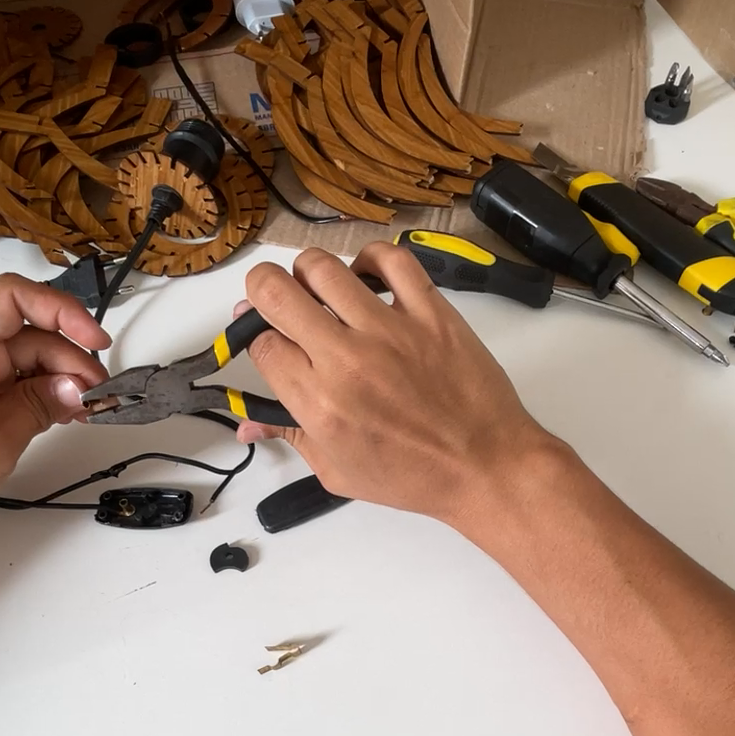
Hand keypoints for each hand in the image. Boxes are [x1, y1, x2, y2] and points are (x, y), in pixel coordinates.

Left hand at [0, 274, 110, 535]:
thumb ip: (38, 408)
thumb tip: (77, 388)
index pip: (15, 298)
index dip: (63, 311)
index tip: (98, 342)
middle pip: (29, 333)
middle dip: (69, 360)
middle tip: (99, 396)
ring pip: (27, 359)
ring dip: (60, 381)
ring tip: (86, 410)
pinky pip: (14, 382)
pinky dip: (42, 396)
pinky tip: (64, 414)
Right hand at [237, 245, 563, 522]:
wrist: (485, 465)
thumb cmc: (416, 476)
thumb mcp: (338, 471)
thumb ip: (290, 437)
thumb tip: (249, 422)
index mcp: (318, 404)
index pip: (261, 344)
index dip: (252, 334)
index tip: (262, 335)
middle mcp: (346, 360)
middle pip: (274, 291)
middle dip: (262, 291)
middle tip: (276, 302)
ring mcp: (389, 330)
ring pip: (322, 267)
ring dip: (308, 273)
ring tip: (321, 291)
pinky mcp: (429, 313)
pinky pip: (391, 260)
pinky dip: (370, 260)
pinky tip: (367, 278)